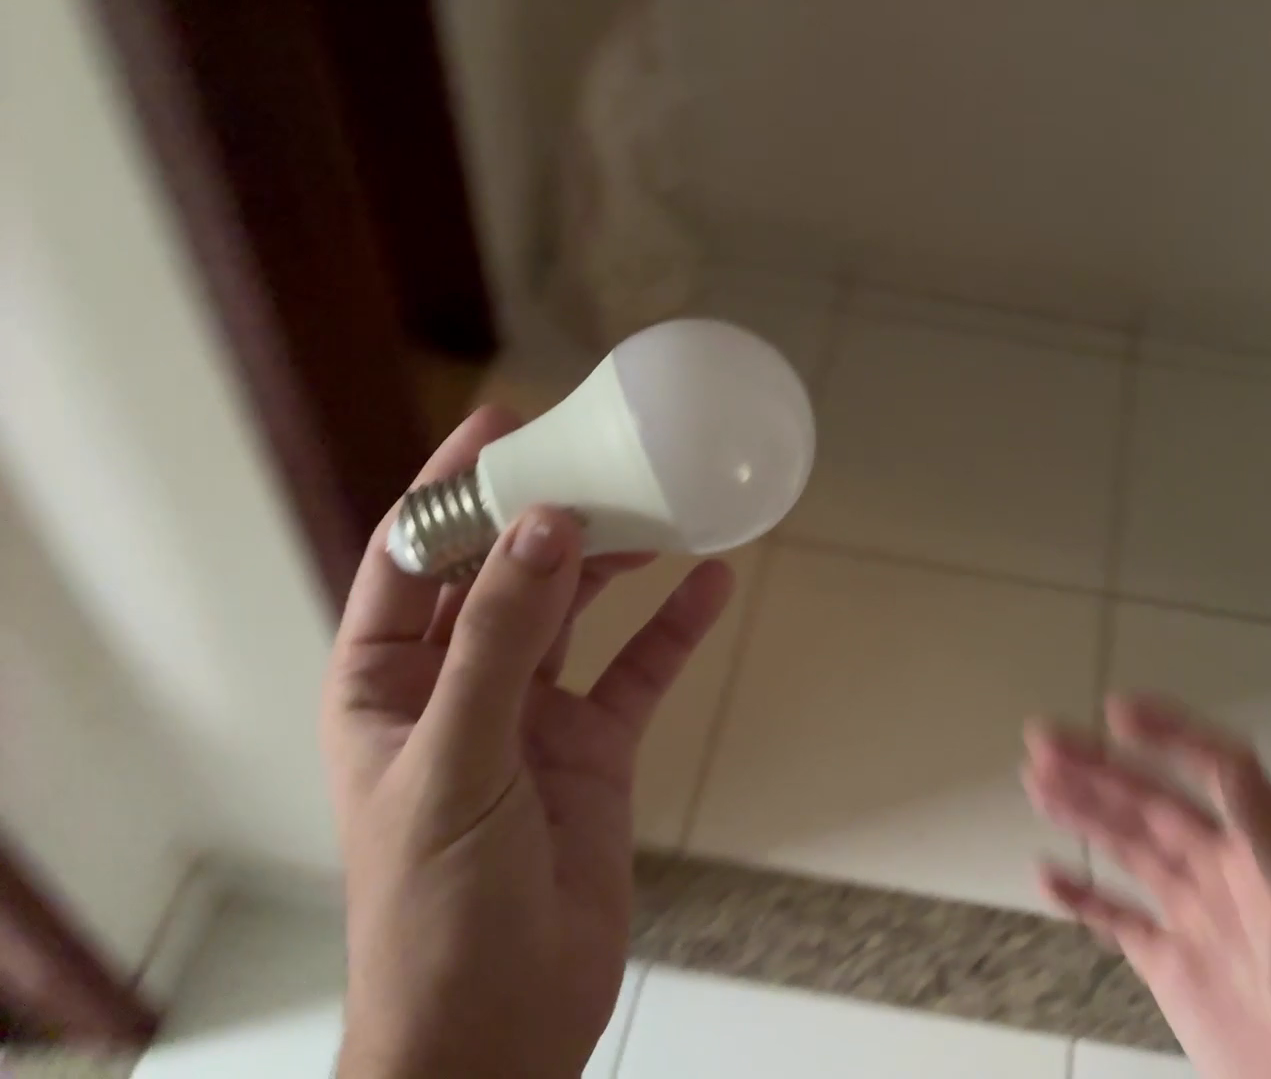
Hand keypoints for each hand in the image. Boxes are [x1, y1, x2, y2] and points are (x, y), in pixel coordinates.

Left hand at [322, 408, 734, 1078]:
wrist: (503, 1020)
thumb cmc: (439, 906)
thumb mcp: (460, 761)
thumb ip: (503, 642)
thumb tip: (543, 526)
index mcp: (386, 686)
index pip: (413, 561)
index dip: (451, 490)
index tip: (504, 425)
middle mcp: (460, 689)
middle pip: (505, 577)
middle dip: (546, 517)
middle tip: (602, 456)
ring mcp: (534, 718)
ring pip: (577, 616)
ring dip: (617, 565)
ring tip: (662, 511)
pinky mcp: (596, 749)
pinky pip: (640, 673)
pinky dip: (675, 631)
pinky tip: (711, 588)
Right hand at [1024, 696, 1270, 1078]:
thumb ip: (1265, 833)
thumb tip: (1226, 757)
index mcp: (1262, 849)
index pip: (1211, 770)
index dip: (1165, 736)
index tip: (1115, 711)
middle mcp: (1222, 870)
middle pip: (1151, 804)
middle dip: (1098, 768)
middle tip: (1043, 739)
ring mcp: (1193, 918)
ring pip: (1127, 850)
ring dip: (1084, 813)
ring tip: (1037, 782)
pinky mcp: (1170, 966)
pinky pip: (1117, 920)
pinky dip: (1081, 897)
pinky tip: (1046, 873)